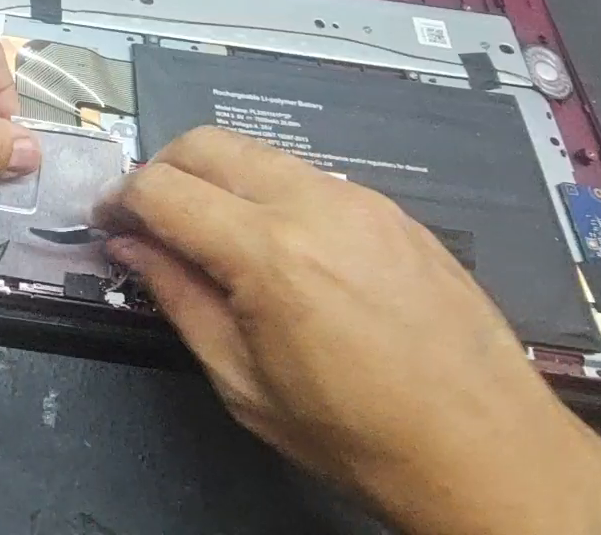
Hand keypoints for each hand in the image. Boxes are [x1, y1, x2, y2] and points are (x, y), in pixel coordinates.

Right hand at [98, 128, 600, 534]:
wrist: (494, 457)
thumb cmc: (354, 434)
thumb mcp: (240, 379)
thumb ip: (175, 295)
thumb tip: (129, 244)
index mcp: (268, 254)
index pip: (161, 188)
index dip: (119, 199)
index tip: (107, 223)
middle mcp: (311, 204)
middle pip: (202, 143)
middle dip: (159, 170)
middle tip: (148, 218)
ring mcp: (356, 199)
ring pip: (252, 151)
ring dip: (211, 176)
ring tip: (209, 231)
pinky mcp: (388, 208)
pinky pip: (302, 175)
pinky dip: (263, 191)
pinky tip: (274, 243)